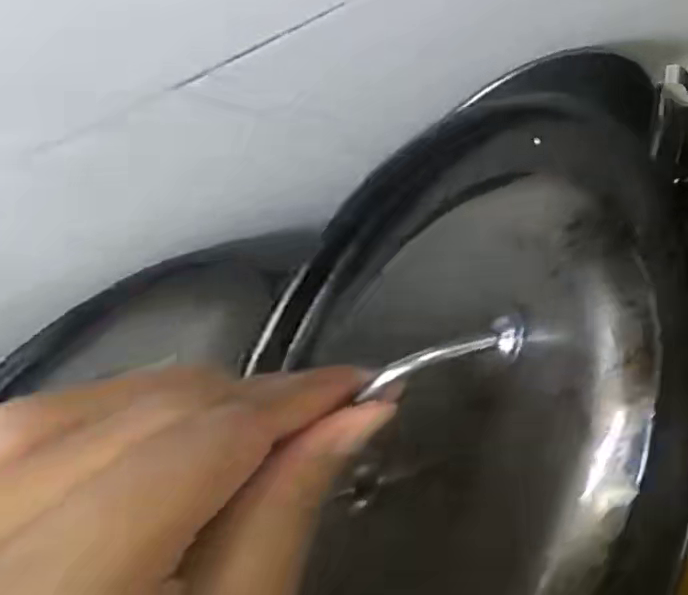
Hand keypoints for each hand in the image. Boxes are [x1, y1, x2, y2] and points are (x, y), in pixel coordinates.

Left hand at [0, 365, 393, 594]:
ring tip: (233, 421)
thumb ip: (286, 512)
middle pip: (135, 419)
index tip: (364, 384)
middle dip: (245, 397)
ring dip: (165, 400)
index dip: (297, 397)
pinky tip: (134, 440)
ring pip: (52, 417)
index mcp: (55, 590)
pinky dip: (81, 423)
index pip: (203, 443)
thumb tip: (366, 409)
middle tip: (314, 409)